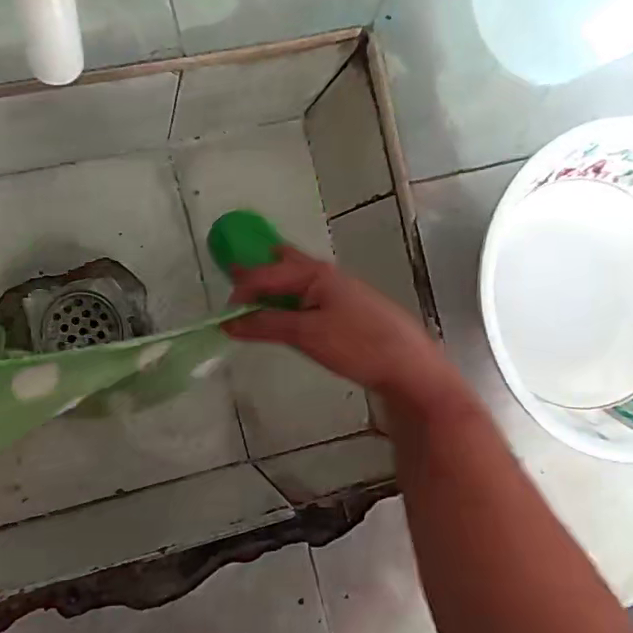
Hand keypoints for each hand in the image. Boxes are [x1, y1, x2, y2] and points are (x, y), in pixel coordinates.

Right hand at [223, 245, 459, 405]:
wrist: (410, 368)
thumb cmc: (357, 345)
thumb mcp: (306, 335)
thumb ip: (265, 325)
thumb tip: (229, 322)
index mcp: (314, 273)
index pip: (264, 273)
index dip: (240, 290)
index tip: (223, 315)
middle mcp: (326, 276)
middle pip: (283, 265)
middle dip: (258, 271)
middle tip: (233, 280)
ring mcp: (338, 293)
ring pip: (296, 282)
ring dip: (273, 288)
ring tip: (252, 301)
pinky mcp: (346, 312)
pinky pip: (307, 298)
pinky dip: (288, 303)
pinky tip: (285, 318)